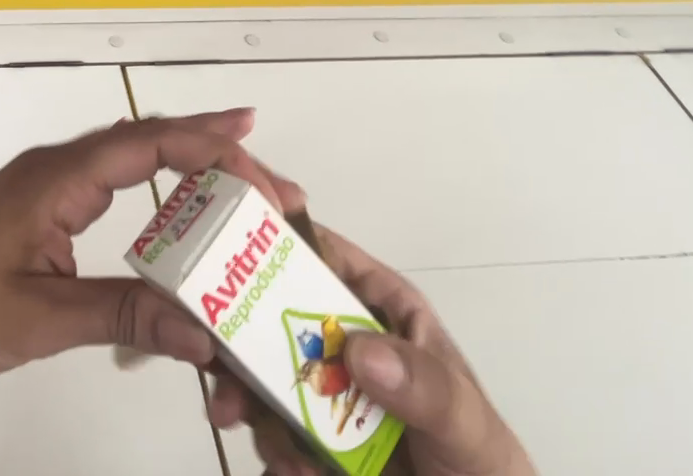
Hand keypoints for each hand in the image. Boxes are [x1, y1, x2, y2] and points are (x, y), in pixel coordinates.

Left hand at [0, 107, 283, 376]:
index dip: (205, 147)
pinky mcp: (39, 205)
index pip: (143, 144)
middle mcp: (53, 168)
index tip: (260, 162)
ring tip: (244, 176)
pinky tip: (176, 201)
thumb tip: (207, 336)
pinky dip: (151, 181)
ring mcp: (44, 184)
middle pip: (141, 139)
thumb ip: (123, 316)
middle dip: (207, 147)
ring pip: (125, 155)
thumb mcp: (42, 318)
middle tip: (273, 175)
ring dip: (183, 161)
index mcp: (55, 179)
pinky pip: (107, 179)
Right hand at [207, 175, 534, 475]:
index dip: (273, 239)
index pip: (320, 254)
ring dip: (242, 396)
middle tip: (209, 351)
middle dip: (232, 330)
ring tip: (248, 428)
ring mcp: (316, 391)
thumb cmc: (483, 468)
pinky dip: (269, 450)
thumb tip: (357, 349)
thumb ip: (425, 387)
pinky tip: (291, 471)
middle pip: (268, 312)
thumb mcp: (469, 426)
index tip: (230, 248)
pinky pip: (267, 431)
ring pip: (256, 371)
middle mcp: (337, 341)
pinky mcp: (302, 440)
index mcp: (377, 310)